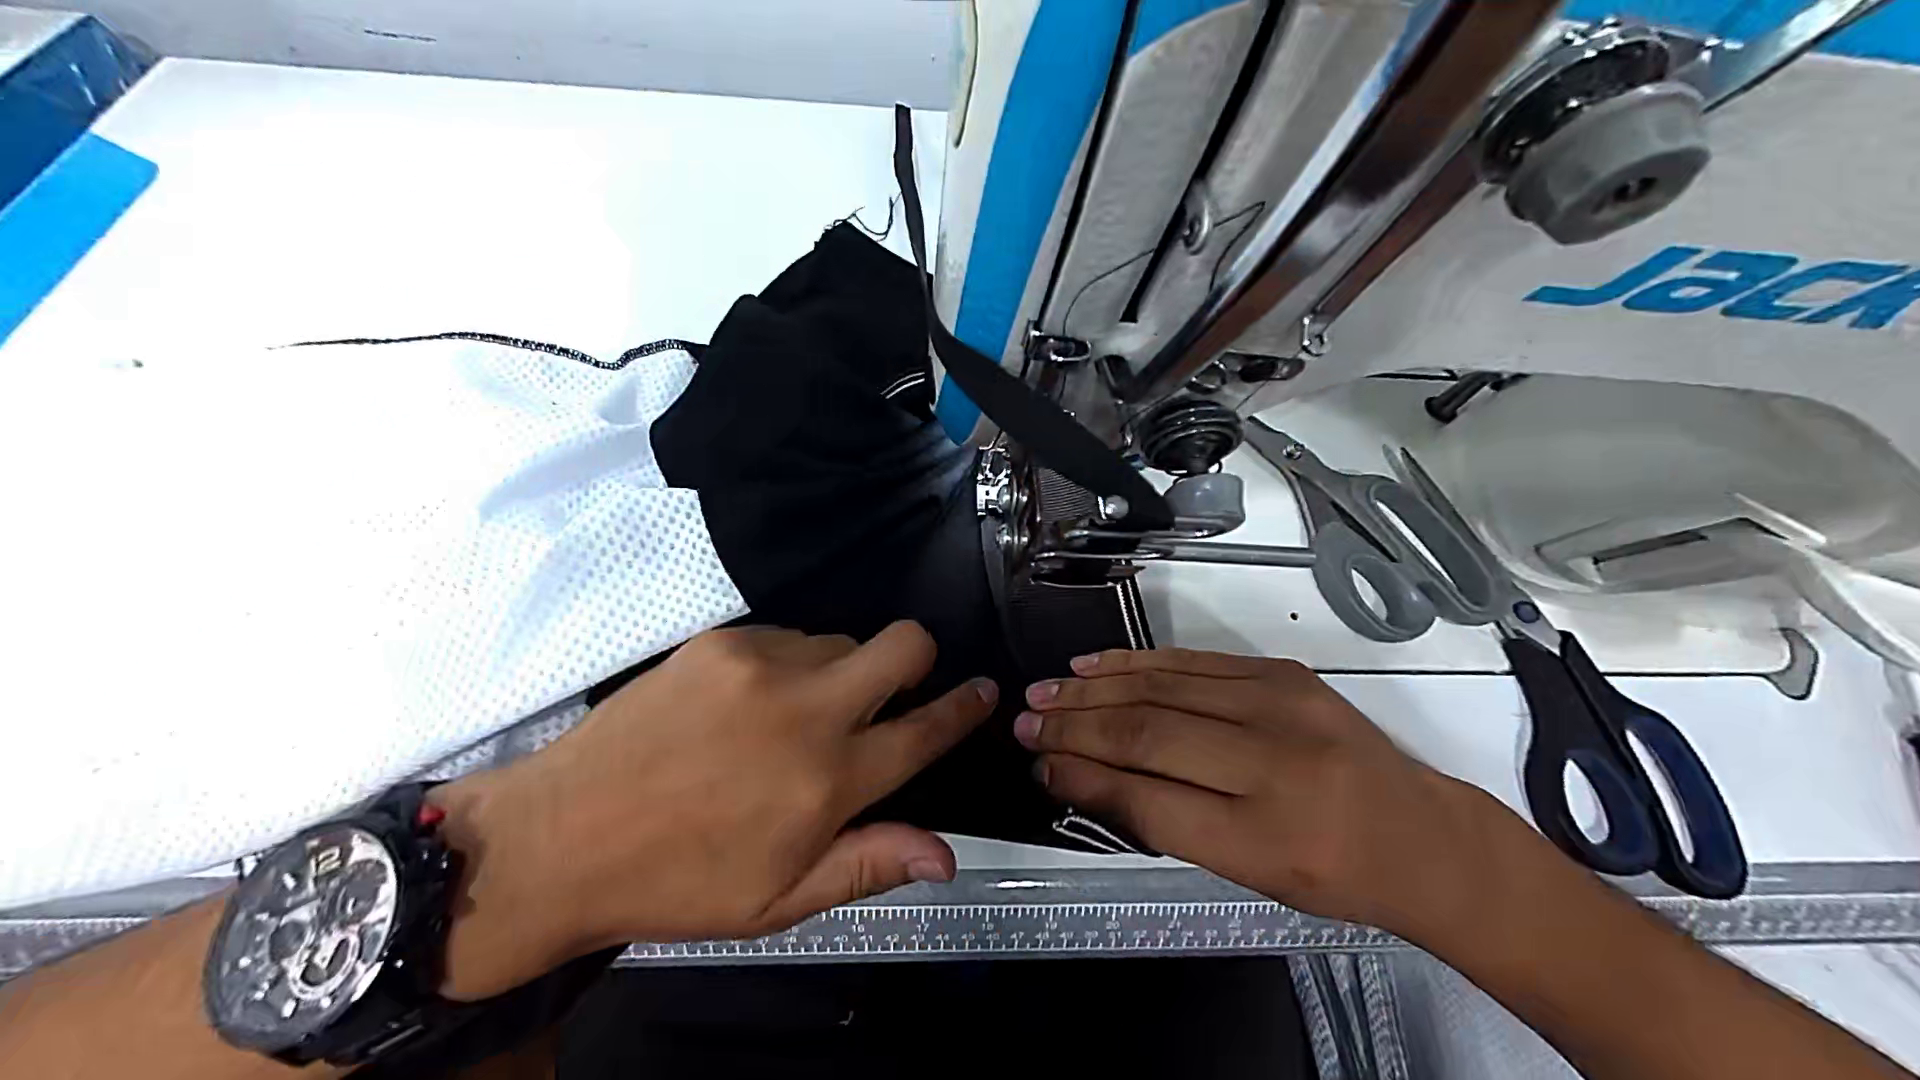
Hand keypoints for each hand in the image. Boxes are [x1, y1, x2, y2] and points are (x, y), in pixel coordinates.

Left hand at [433, 622, 995, 998]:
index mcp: (828, 782)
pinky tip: (749, 701)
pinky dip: (790, 663)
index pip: (925, 730)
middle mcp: (807, 709)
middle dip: (919, 658)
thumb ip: (868, 865)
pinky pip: (789, 635)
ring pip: (842, 639)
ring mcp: (762, 663)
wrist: (559, 836)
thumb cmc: (679, 880)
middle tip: (896, 687)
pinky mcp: (721, 640)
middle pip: (904, 643)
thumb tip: (946, 853)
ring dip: (840, 672)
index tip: (984, 690)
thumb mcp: (779, 901)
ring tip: (795, 713)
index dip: (965, 707)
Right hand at [1015, 648, 1512, 939]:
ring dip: (1091, 689)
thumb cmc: (1331, 872)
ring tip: (1044, 692)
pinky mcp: (1280, 672)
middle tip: (1023, 722)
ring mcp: (1280, 704)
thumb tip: (1077, 775)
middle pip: (1146, 733)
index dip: (1081, 778)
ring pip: (1160, 688)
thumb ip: (1158, 821)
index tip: (1036, 764)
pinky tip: (1094, 665)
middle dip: (1072, 726)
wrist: (1424, 834)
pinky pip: (1189, 662)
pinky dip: (1133, 663)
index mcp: (1266, 837)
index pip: (1146, 799)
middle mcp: (1273, 761)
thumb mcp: (1245, 871)